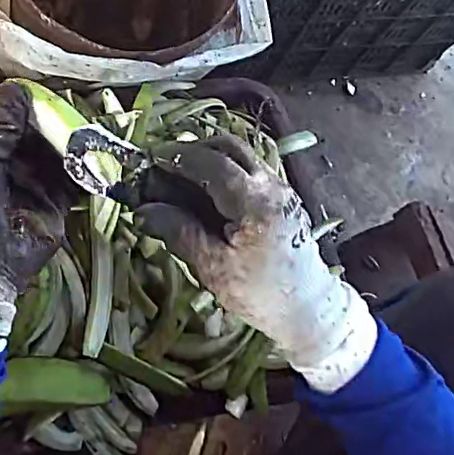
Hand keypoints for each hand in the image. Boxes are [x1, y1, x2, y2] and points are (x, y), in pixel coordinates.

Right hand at [135, 136, 376, 392]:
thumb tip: (144, 209)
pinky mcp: (280, 195)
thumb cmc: (260, 293)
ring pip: (239, 154)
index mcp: (255, 202)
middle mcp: (271, 185)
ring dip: (208, 155)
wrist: (310, 309)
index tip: (151, 160)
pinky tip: (204, 190)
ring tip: (180, 174)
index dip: (177, 157)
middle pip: (227, 145)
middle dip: (192, 148)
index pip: (211, 162)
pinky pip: (247, 168)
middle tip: (164, 163)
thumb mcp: (213, 268)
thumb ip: (179, 232)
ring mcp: (279, 187)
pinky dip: (222, 168)